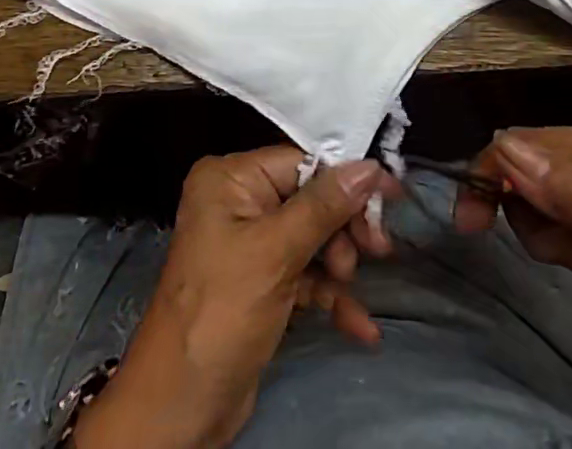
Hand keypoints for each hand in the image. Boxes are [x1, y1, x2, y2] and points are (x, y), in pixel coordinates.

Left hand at [74, 147, 395, 448]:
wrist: (180, 407)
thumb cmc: (222, 313)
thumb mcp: (276, 253)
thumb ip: (325, 206)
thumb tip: (371, 167)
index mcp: (229, 180)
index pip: (301, 162)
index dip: (347, 180)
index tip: (391, 197)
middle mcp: (238, 202)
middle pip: (311, 199)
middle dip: (344, 228)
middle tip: (376, 250)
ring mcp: (250, 244)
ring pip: (313, 237)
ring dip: (339, 262)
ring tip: (349, 285)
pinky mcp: (262, 282)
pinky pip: (306, 273)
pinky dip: (330, 295)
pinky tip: (359, 326)